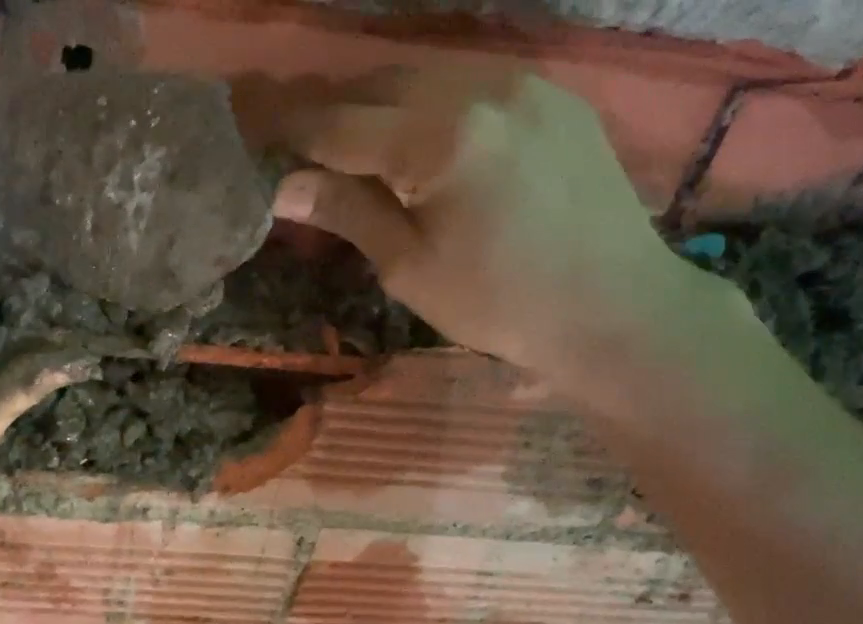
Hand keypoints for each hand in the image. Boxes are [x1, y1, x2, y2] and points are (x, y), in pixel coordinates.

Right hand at [273, 67, 694, 376]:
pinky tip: (410, 138)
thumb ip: (346, 211)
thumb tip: (280, 186)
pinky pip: (469, 84)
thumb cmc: (498, 301)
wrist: (613, 306)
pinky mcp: (552, 96)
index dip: (289, 132)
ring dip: (375, 104)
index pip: (340, 124)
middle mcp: (483, 90)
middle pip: (379, 85)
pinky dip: (425, 104)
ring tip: (343, 141)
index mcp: (440, 138)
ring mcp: (525, 85)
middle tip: (289, 142)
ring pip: (424, 78)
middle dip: (328, 111)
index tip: (249, 135)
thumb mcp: (407, 265)